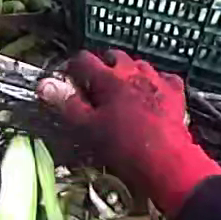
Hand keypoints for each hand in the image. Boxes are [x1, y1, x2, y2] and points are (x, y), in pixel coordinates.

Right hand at [36, 50, 220, 218]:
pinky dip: (153, 82)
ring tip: (119, 90)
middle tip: (93, 86)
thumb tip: (45, 85)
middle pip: (112, 56)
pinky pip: (163, 77)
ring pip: (137, 64)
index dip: (72, 67)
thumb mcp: (87, 127)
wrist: (166, 163)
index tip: (68, 78)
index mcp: (109, 79)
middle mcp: (133, 72)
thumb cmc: (124, 146)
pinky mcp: (175, 93)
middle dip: (101, 66)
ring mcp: (156, 80)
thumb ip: (66, 102)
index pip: (84, 60)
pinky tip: (149, 93)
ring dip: (126, 72)